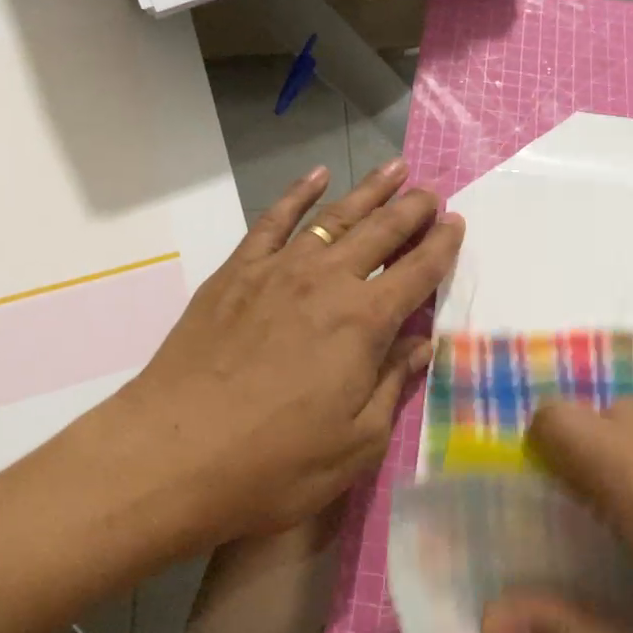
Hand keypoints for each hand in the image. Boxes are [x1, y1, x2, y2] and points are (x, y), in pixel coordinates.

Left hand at [116, 159, 463, 545]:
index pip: (418, 271)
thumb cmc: (275, 463)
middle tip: (432, 192)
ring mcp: (279, 269)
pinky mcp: (237, 271)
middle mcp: (328, 281)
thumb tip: (421, 344)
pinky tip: (316, 176)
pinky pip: (274, 219)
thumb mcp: (356, 443)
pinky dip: (298, 193)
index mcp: (365, 322)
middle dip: (413, 209)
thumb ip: (392, 385)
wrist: (174, 452)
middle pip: (382, 232)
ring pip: (335, 216)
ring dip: (369, 190)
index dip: (442, 246)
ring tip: (394, 169)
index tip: (458, 224)